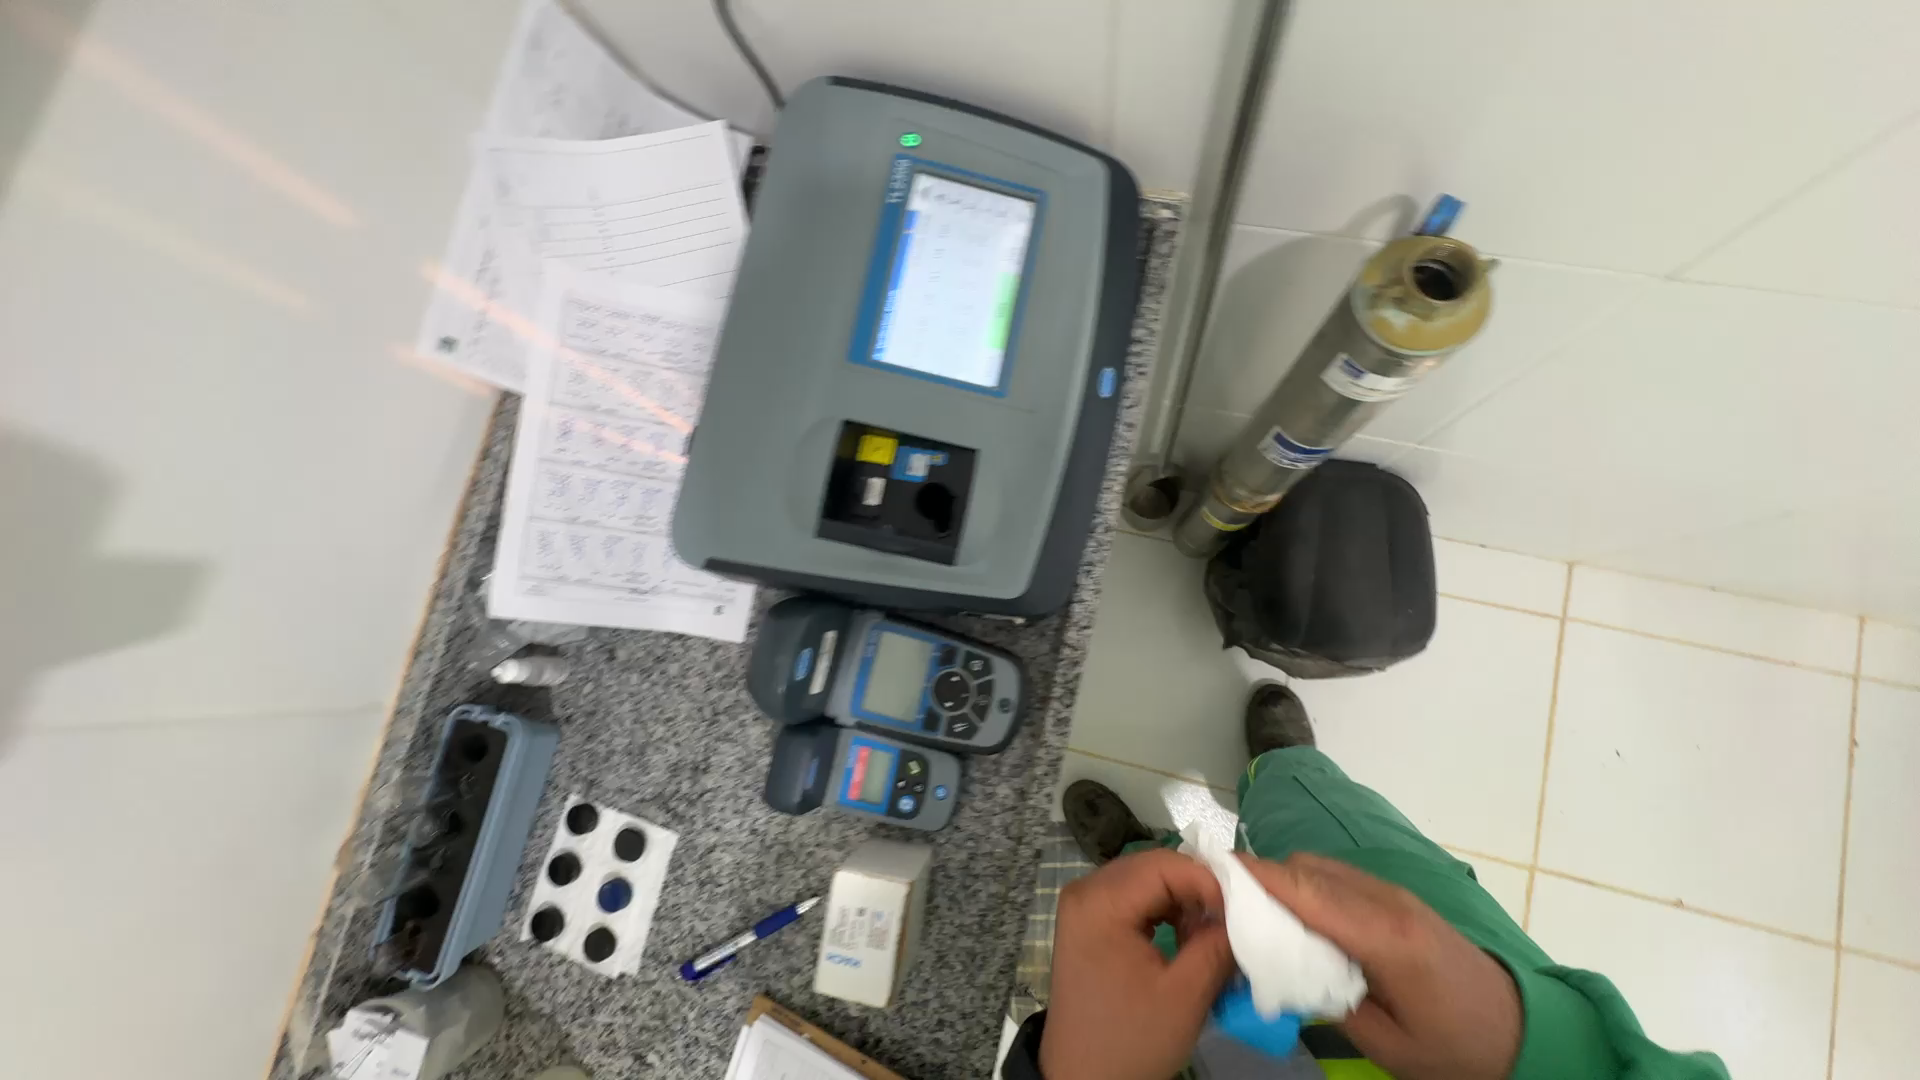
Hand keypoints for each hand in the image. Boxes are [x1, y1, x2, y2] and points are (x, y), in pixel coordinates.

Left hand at [1040, 848, 1235, 1079]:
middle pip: (1151, 867)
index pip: (1163, 865)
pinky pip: (1130, 896)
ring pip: (1143, 879)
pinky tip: (1182, 936)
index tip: (1242, 911)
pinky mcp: (1087, 919)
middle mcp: (1085, 889)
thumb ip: (1215, 947)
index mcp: (1100, 902)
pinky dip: (1161, 909)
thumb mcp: (1184, 997)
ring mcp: (1082, 903)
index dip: (1207, 881)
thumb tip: (1244, 914)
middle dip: (1195, 889)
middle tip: (1230, 920)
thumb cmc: (1130, 1041)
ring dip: (1180, 899)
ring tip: (1207, 934)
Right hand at [1241, 854, 1521, 1079]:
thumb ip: (1328, 997)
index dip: (1255, 875)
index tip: (1210, 871)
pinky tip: (1289, 909)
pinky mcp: (1391, 893)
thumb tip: (1277, 965)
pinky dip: (1301, 882)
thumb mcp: (1387, 1043)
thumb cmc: (1454, 1046)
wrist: (1523, 1030)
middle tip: (1217, 895)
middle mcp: (1384, 900)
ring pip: (1316, 865)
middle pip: (1304, 869)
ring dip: (1278, 877)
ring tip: (1247, 905)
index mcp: (1384, 938)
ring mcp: (1389, 891)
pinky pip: (1333, 874)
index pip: (1305, 890)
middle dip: (1257, 875)